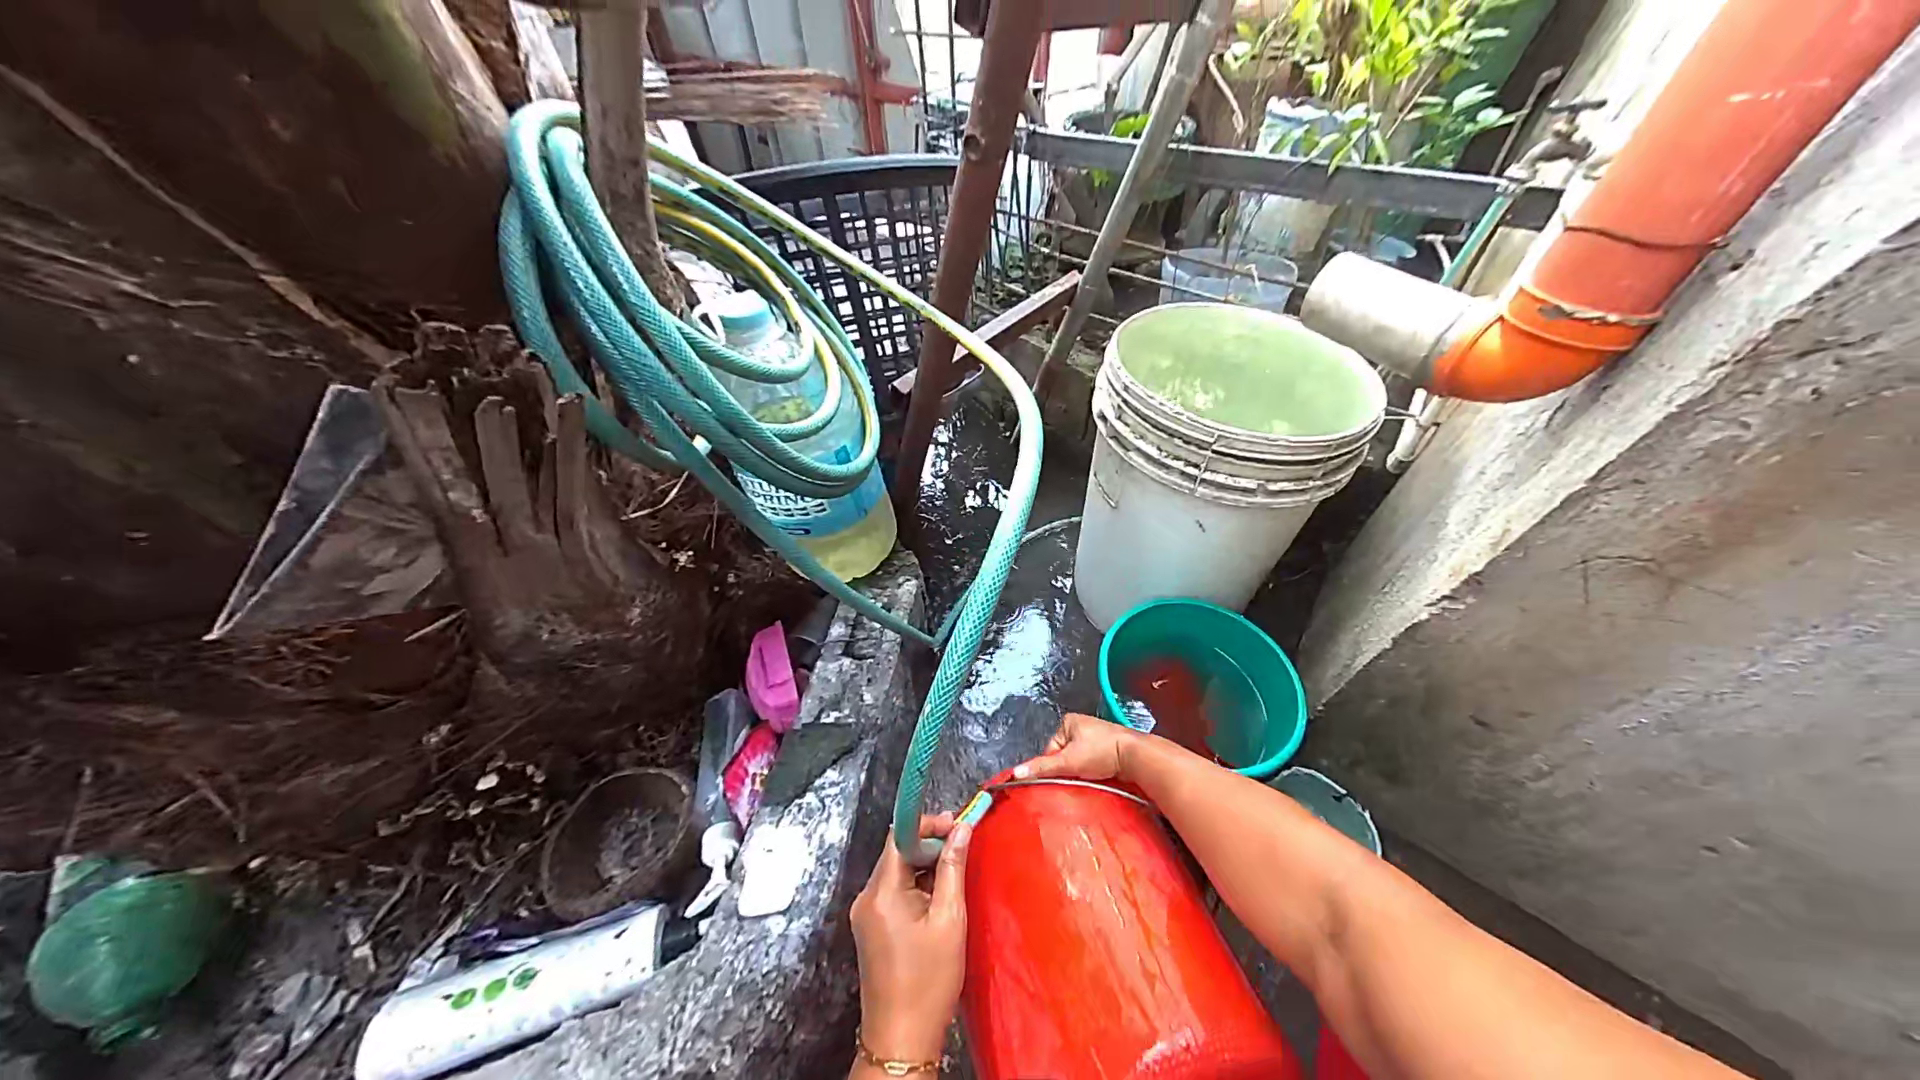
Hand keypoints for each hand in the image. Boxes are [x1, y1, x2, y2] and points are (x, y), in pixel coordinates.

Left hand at [850, 813, 970, 1064]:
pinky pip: (893, 890)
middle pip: (897, 852)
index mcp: (882, 891)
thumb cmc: (930, 980)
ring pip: (896, 870)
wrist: (901, 1038)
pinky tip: (937, 896)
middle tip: (962, 846)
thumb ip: (953, 869)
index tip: (956, 825)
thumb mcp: (949, 920)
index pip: (900, 835)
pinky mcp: (870, 926)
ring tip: (954, 872)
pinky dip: (915, 884)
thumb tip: (962, 829)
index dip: (928, 824)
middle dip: (930, 844)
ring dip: (924, 865)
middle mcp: (866, 896)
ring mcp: (865, 912)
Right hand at [1012, 712, 1140, 782]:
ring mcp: (1096, 737)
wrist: (1136, 757)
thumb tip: (1016, 773)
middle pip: (1064, 756)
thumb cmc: (1102, 752)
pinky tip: (1099, 778)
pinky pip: (1093, 764)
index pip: (1050, 749)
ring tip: (1091, 778)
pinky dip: (1093, 773)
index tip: (1065, 774)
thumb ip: (1042, 767)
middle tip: (1079, 778)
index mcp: (1068, 721)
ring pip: (1079, 762)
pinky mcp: (1108, 749)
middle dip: (1069, 770)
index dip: (1055, 766)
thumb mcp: (1068, 761)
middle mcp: (1082, 726)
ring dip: (1082, 773)